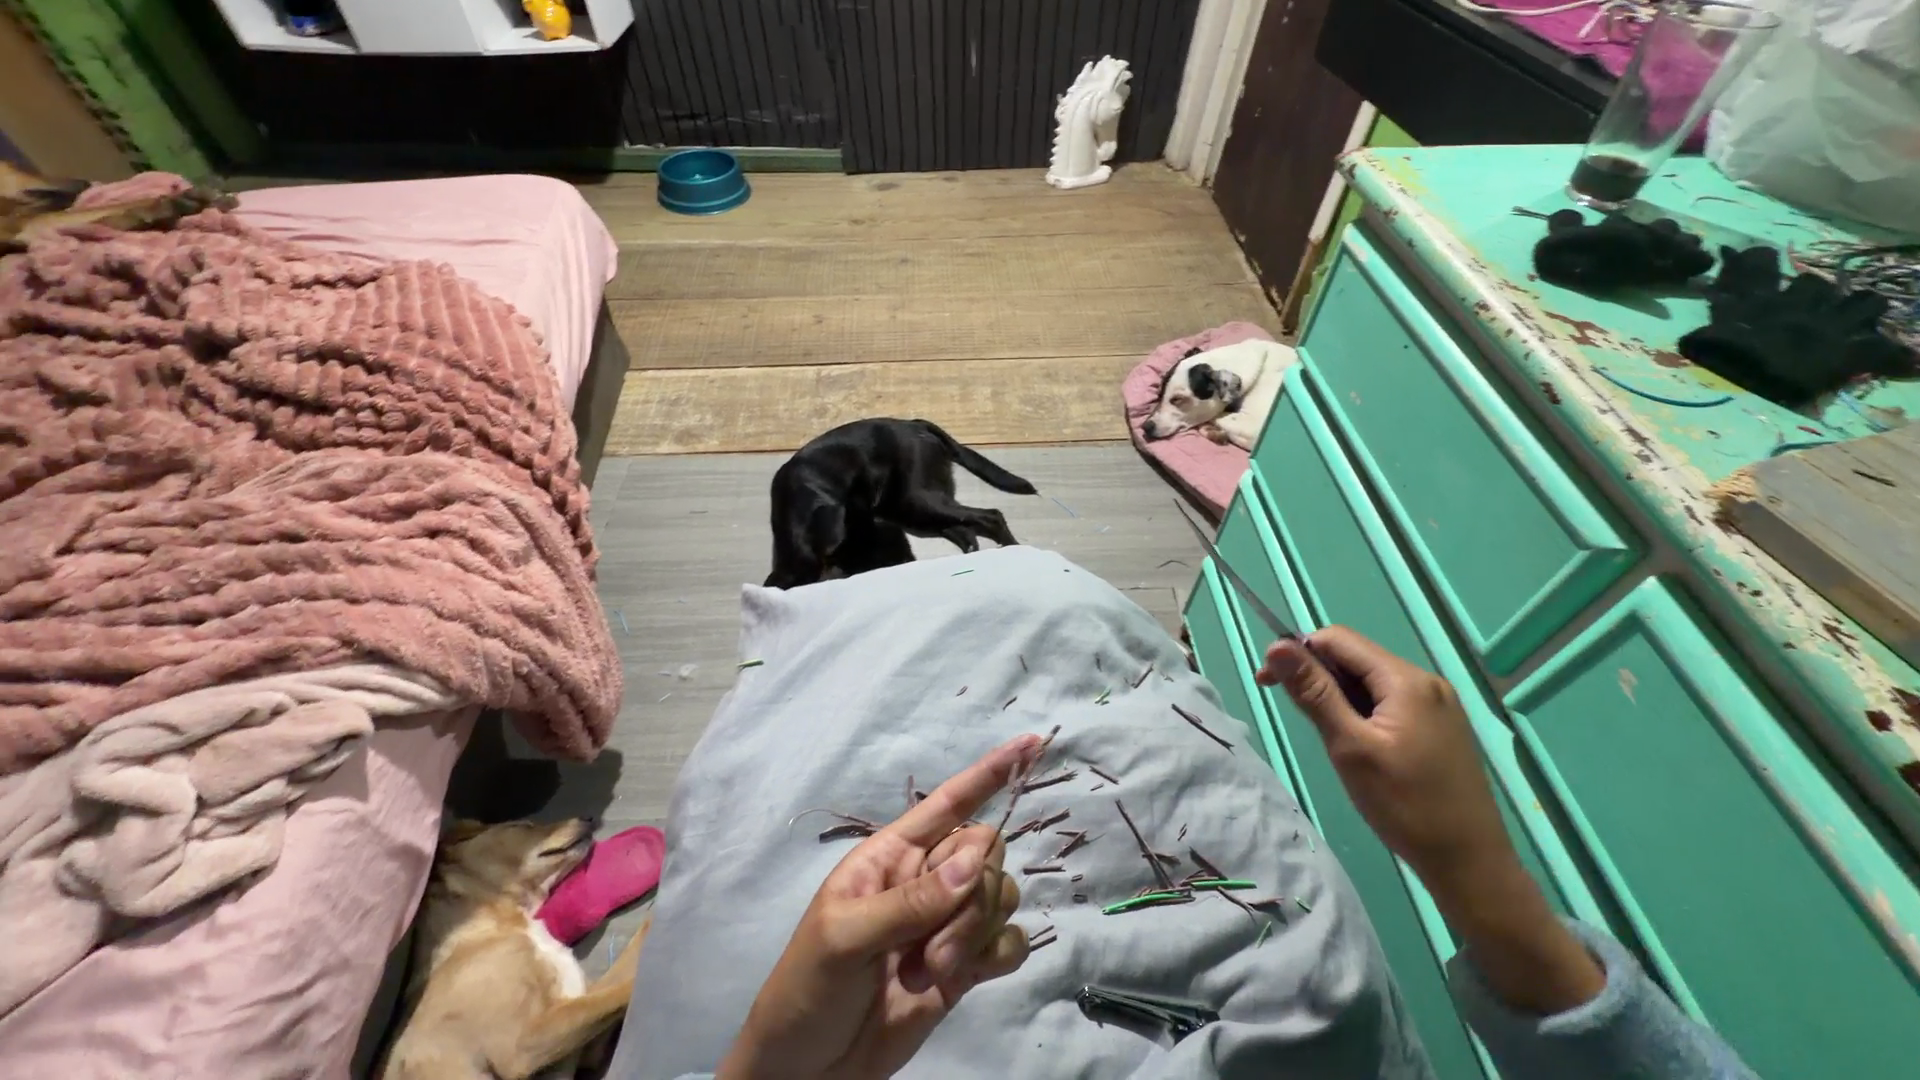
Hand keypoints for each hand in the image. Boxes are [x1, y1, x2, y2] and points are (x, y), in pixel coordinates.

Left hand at [717, 735, 1039, 1079]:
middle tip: (928, 950)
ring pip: (1000, 895)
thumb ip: (911, 901)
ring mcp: (950, 922)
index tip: (1032, 743)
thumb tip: (974, 864)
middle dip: (968, 899)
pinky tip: (962, 979)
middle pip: (984, 852)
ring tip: (928, 972)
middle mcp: (928, 878)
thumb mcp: (845, 937)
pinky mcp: (968, 965)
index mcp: (892, 855)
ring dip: (972, 936)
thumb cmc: (808, 987)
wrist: (811, 1068)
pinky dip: (995, 956)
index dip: (989, 772)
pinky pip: (1009, 941)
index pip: (948, 801)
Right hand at [1258, 627, 1603, 1014]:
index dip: (1297, 652)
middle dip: (1317, 676)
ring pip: (1371, 681)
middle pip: (1356, 657)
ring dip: (1338, 696)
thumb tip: (1276, 646)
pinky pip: (1390, 702)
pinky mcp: (1441, 727)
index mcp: (1406, 680)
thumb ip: (1313, 692)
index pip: (1338, 639)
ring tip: (1331, 738)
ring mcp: (1438, 704)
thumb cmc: (1404, 805)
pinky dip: (1362, 712)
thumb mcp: (1349, 747)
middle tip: (1296, 717)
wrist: (1469, 863)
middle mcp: (1426, 681)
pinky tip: (1358, 744)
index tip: (1267, 683)